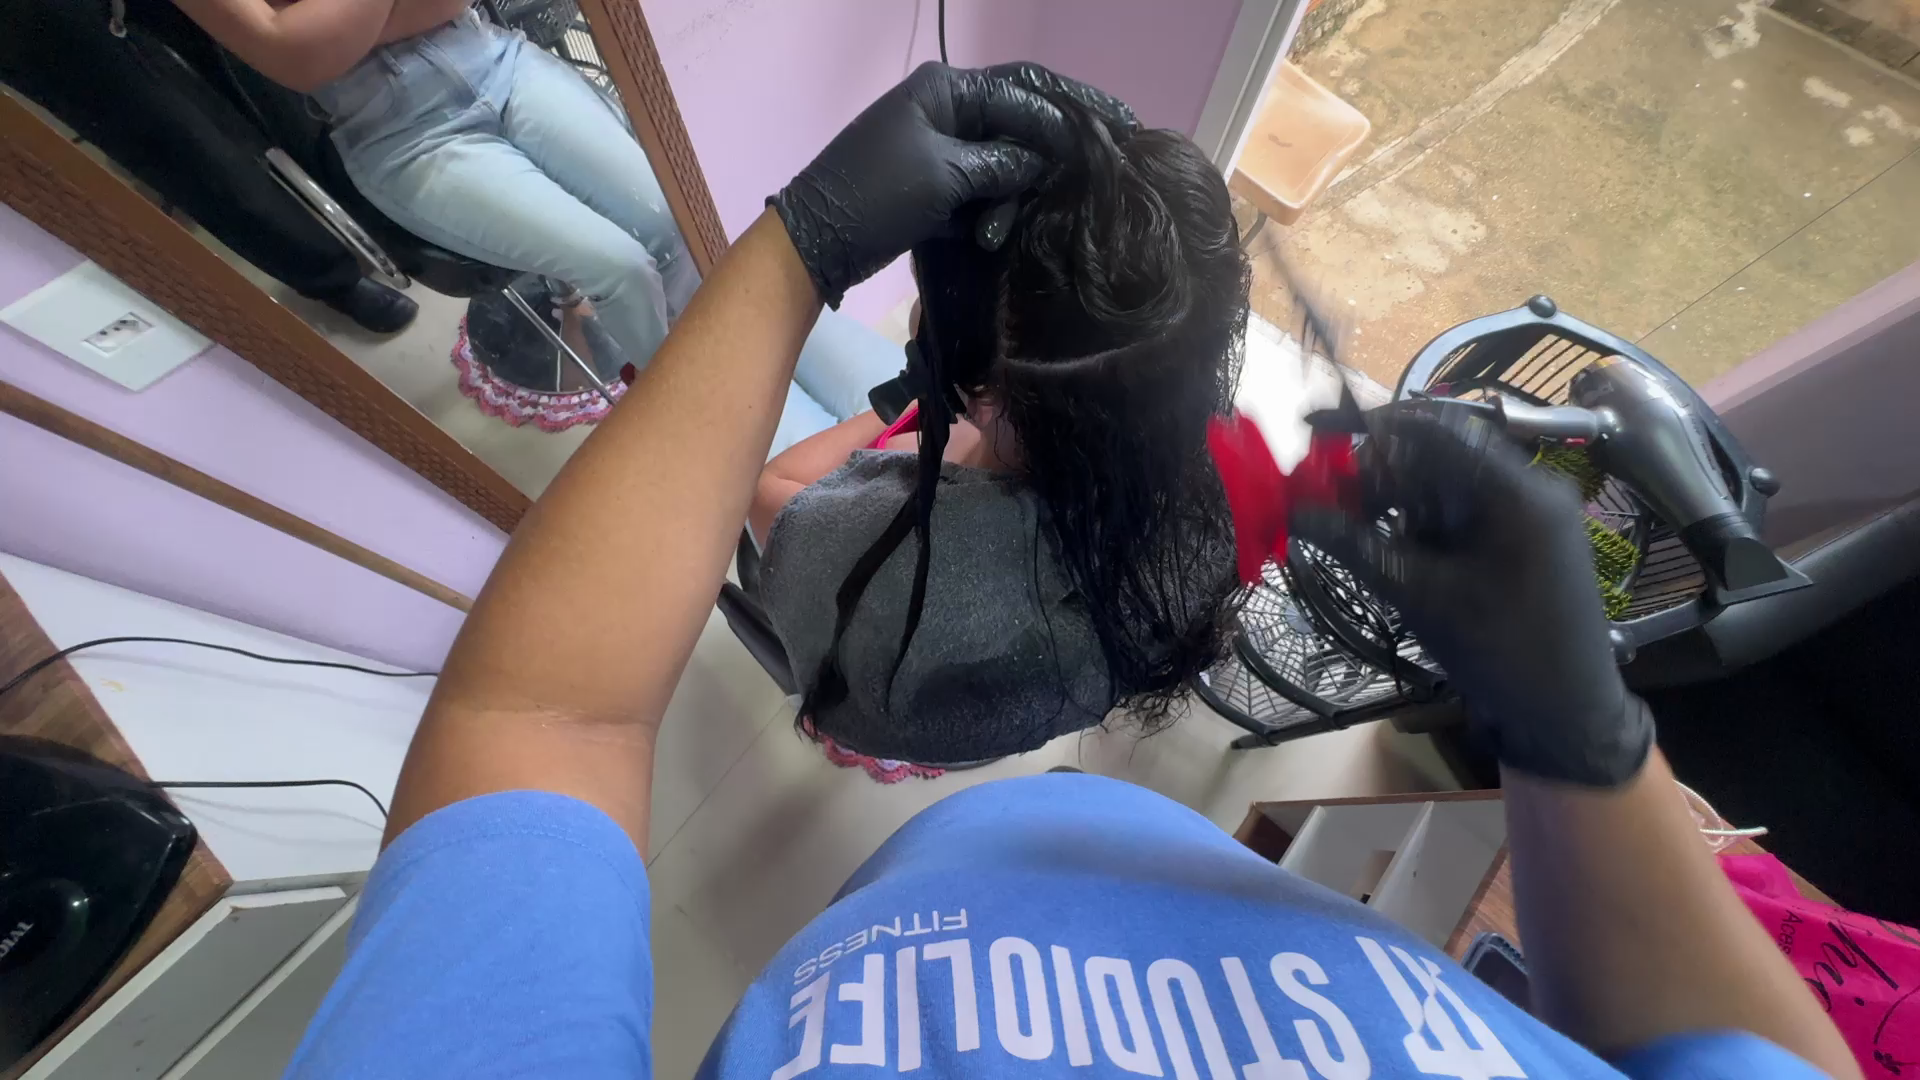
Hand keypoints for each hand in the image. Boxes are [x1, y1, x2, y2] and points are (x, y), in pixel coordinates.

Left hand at [770, 61, 1135, 306]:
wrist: (819, 241)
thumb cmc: (877, 195)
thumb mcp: (945, 174)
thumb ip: (1001, 163)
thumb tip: (1043, 161)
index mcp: (947, 90)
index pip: (1024, 90)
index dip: (1070, 110)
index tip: (1116, 127)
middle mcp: (947, 112)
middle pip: (1014, 128)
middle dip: (1043, 160)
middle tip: (1085, 180)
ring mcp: (938, 152)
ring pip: (997, 168)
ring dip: (1005, 201)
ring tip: (995, 234)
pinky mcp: (932, 189)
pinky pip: (976, 195)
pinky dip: (986, 215)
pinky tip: (992, 236)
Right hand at [1292, 400, 1652, 785]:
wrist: (1564, 711)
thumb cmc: (1499, 650)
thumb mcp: (1416, 594)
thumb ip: (1352, 543)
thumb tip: (1291, 511)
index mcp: (1513, 491)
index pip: (1433, 428)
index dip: (1367, 421)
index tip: (1312, 428)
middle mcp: (1521, 488)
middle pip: (1430, 455)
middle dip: (1367, 472)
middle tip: (1316, 495)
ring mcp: (1519, 513)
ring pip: (1434, 484)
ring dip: (1383, 500)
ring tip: (1341, 528)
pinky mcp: (1510, 538)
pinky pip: (1448, 511)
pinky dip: (1407, 521)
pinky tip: (1378, 544)